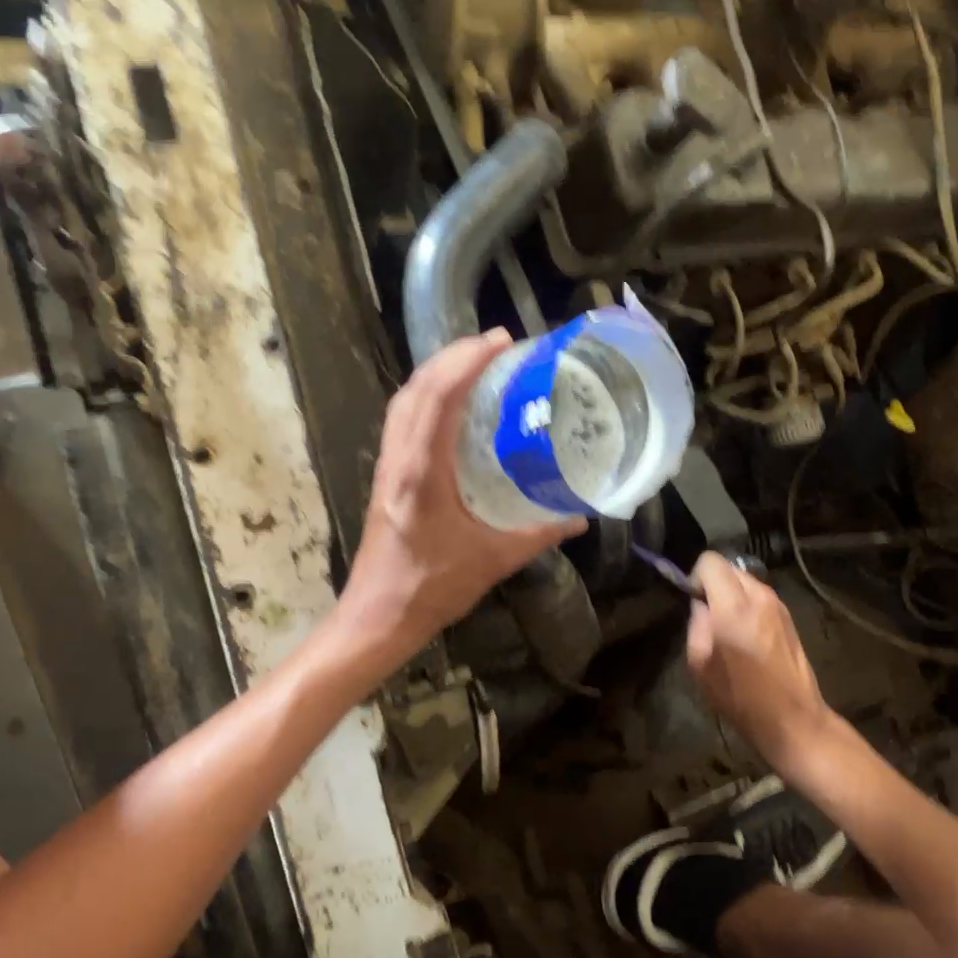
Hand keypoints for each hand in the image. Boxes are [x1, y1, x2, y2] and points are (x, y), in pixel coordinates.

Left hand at [339, 329, 583, 646]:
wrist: (378, 616)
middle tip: (496, 344)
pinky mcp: (387, 476)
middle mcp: (400, 459)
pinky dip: (427, 396)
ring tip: (475, 362)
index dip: (470, 360)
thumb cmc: (432, 589)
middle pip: (419, 387)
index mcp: (423, 473)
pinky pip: (403, 418)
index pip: (441, 397)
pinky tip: (451, 404)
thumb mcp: (494, 560)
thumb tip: (580, 518)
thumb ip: (539, 535)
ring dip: (437, 371)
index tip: (503, 341)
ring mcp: (388, 466)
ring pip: (405, 399)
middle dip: (454, 354)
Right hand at [686, 553, 839, 770]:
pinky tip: (746, 633)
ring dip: (732, 593)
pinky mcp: (789, 616)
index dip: (695, 577)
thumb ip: (696, 625)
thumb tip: (700, 605)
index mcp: (733, 606)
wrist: (792, 718)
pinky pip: (760, 596)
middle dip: (714, 583)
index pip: (710, 561)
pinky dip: (748, 604)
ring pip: (746, 580)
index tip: (693, 601)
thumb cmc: (740, 696)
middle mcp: (759, 596)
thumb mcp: (700, 665)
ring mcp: (778, 604)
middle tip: (707, 614)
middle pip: (729, 567)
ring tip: (727, 625)